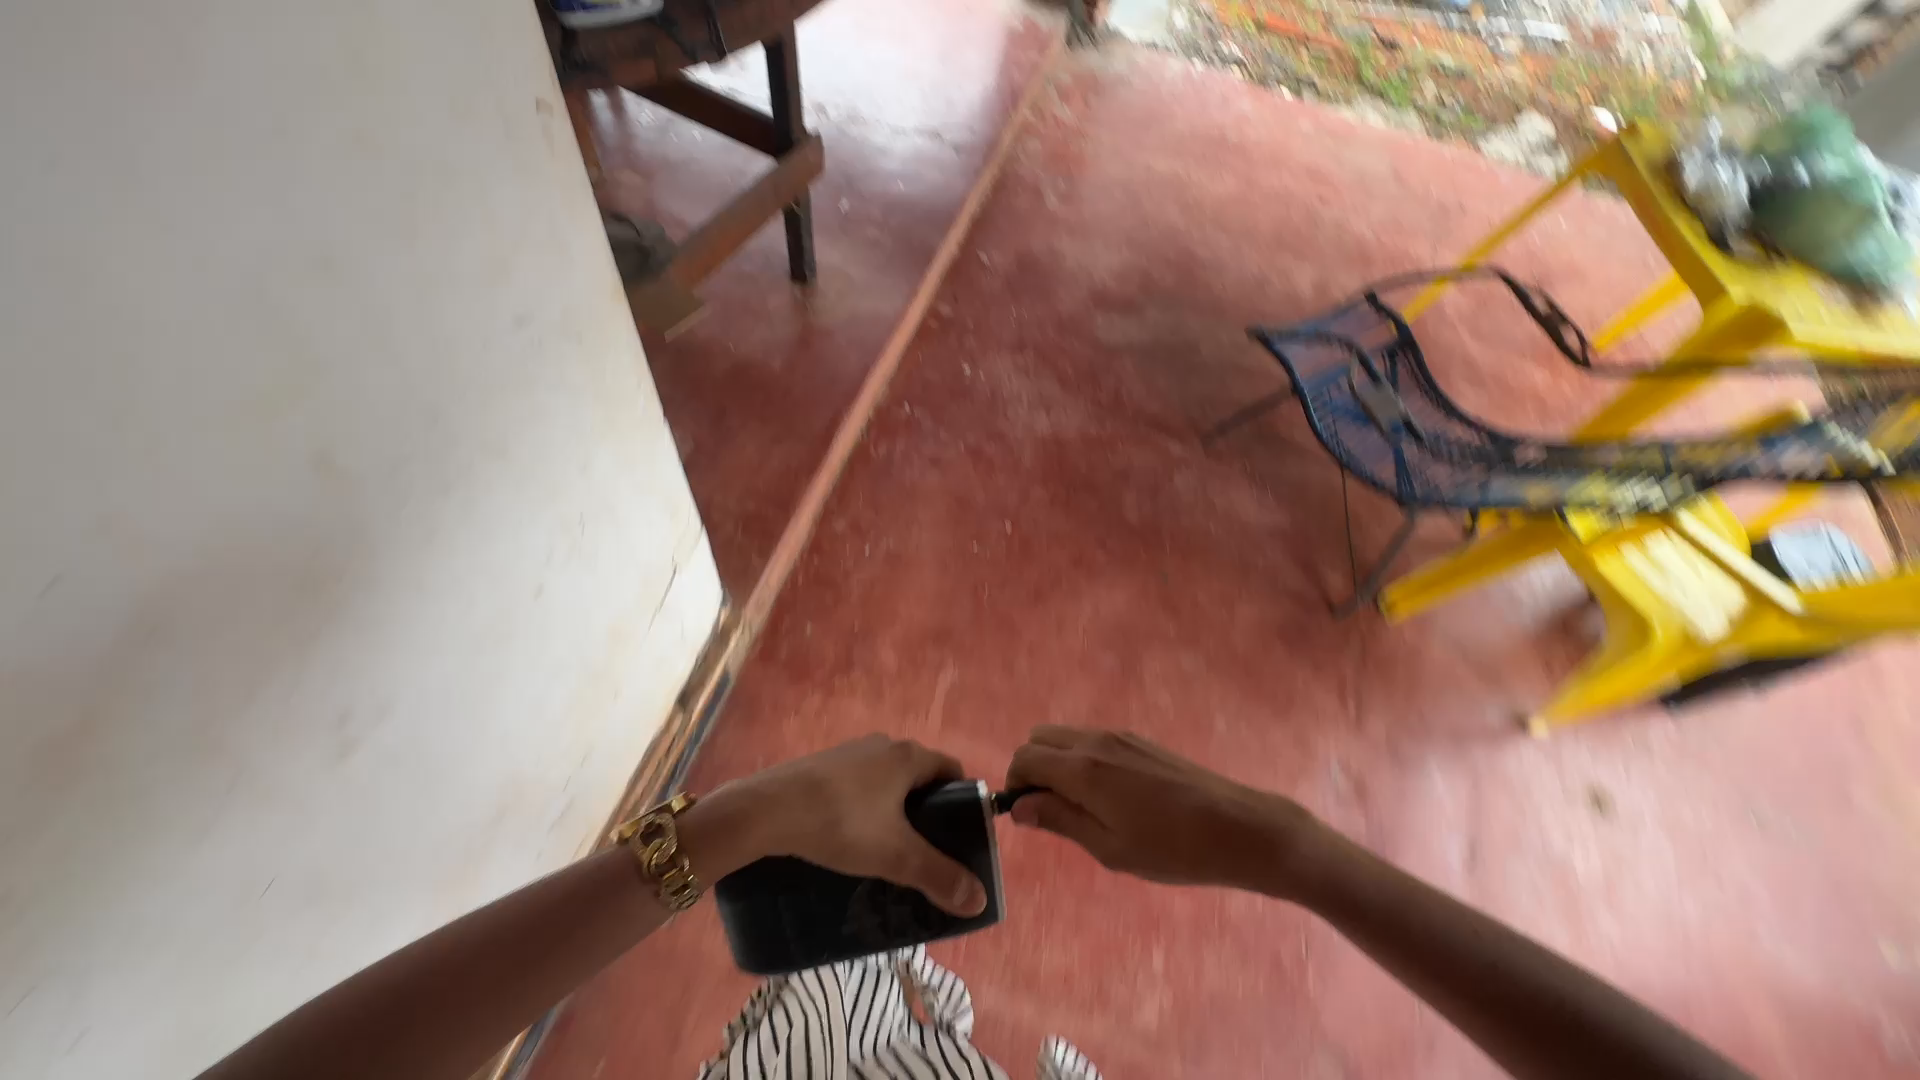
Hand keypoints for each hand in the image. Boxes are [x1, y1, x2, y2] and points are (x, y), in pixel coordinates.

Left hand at [694, 736, 986, 915]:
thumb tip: (979, 901)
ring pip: (886, 781)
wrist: (766, 811)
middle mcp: (882, 745)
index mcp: (907, 756)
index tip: (960, 835)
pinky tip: (850, 838)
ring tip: (887, 850)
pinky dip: (864, 807)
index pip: (952, 770)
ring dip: (893, 810)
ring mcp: (848, 753)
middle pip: (919, 776)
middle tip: (926, 851)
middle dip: (928, 811)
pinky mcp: (820, 766)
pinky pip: (857, 785)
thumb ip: (938, 876)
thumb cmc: (840, 824)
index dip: (962, 801)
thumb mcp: (894, 856)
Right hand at [1003, 727, 1321, 894]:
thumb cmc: (1171, 849)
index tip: (1027, 816)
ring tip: (1081, 806)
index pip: (1024, 757)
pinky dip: (1081, 758)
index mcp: (1083, 768)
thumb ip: (1060, 820)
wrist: (1239, 829)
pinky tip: (1109, 796)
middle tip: (1051, 810)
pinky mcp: (1140, 741)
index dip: (1015, 785)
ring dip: (1057, 762)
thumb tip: (1020, 807)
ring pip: (1066, 735)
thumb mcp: (1109, 848)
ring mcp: (1121, 736)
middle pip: (1040, 738)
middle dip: (1032, 768)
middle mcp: (1096, 741)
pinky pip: (1092, 739)